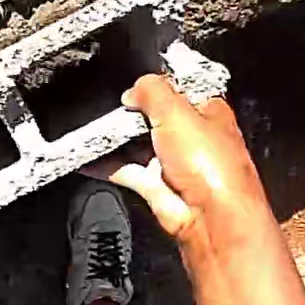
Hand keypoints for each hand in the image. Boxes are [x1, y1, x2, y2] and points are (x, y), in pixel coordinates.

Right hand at [97, 74, 272, 249]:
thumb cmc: (213, 167)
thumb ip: (152, 91)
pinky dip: (108, 166)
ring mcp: (173, 164)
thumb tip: (134, 90)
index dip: (157, 88)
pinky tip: (91, 159)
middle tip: (116, 114)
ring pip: (138, 146)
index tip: (135, 87)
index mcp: (208, 114)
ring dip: (118, 142)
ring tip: (97, 134)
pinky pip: (126, 171)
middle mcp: (192, 139)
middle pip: (153, 119)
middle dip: (133, 117)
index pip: (179, 92)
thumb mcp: (177, 110)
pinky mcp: (156, 186)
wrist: (210, 217)